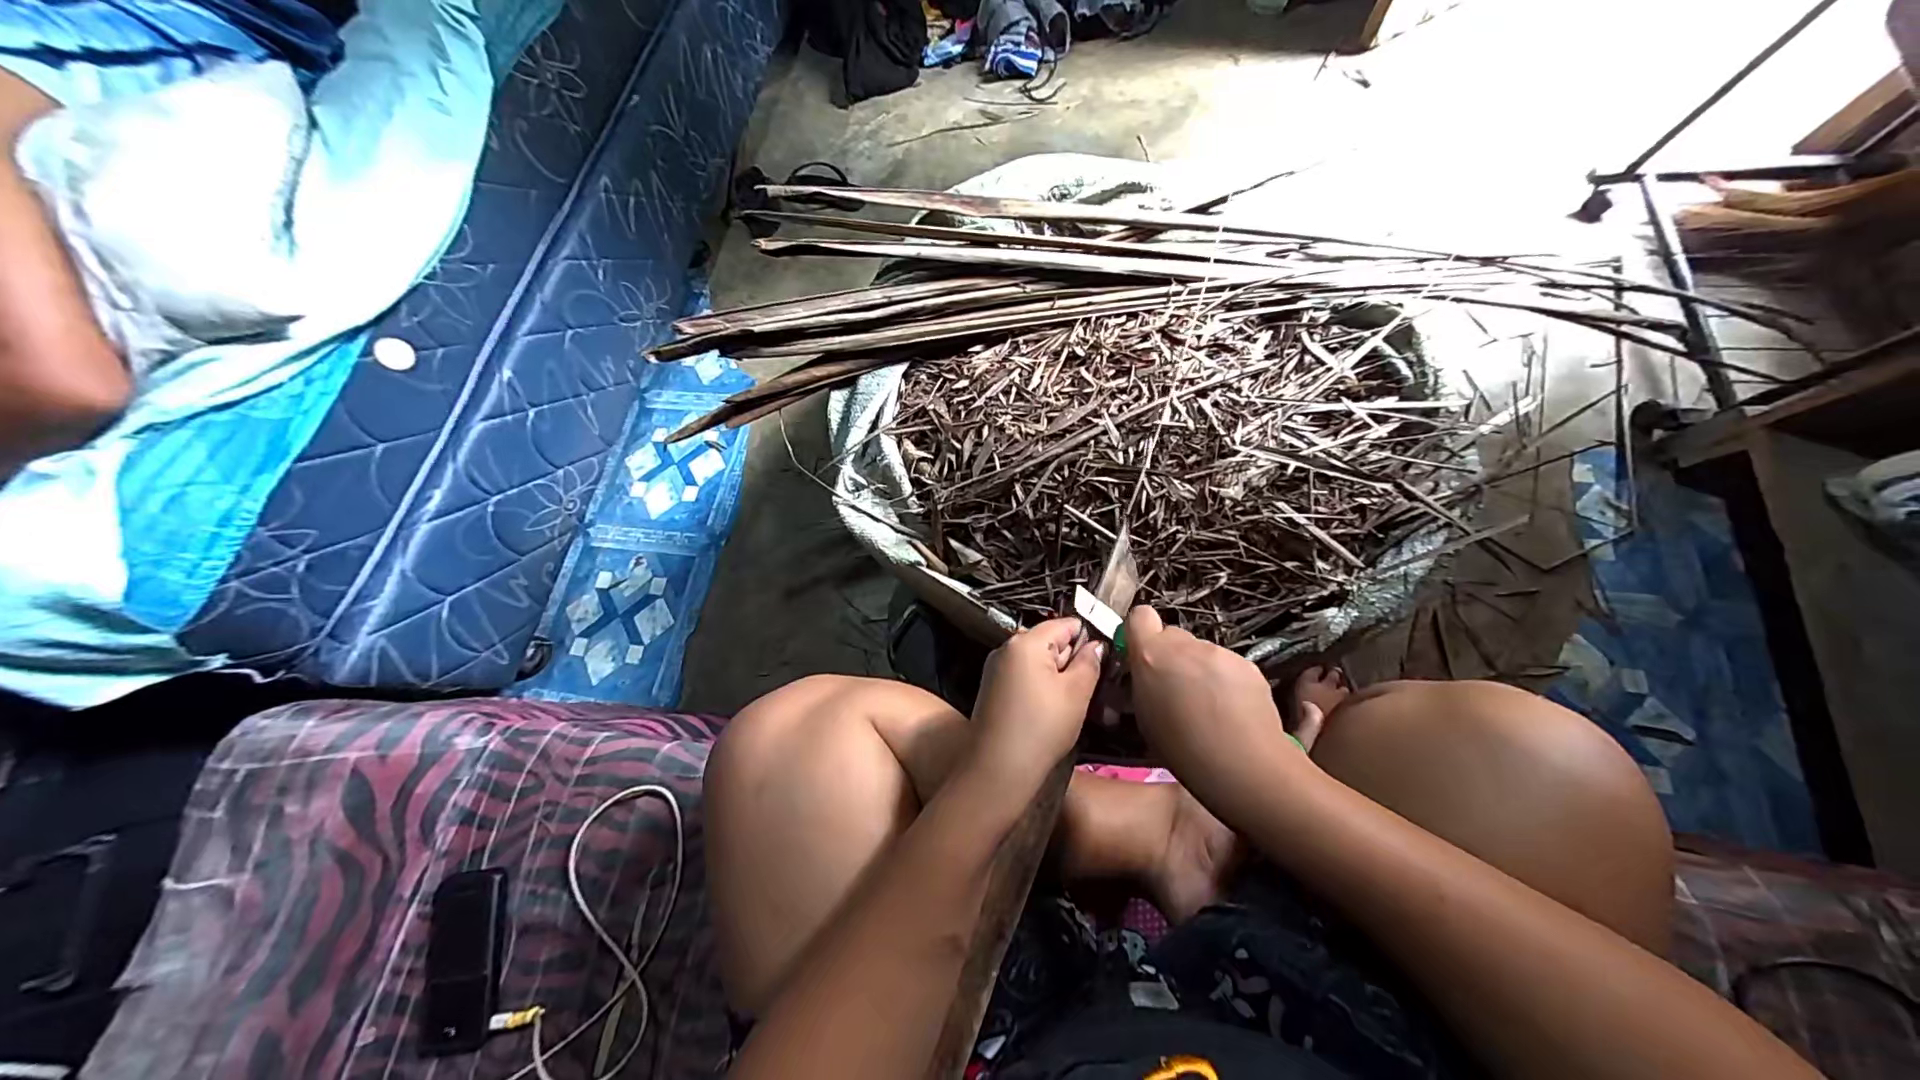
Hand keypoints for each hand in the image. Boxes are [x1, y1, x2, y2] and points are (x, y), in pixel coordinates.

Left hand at [970, 617, 1102, 785]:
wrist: (998, 769)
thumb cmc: (1042, 727)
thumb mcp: (1076, 693)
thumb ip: (1090, 662)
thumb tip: (1096, 644)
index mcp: (1025, 642)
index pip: (1064, 624)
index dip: (1087, 638)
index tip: (1103, 661)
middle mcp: (1006, 648)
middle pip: (1049, 642)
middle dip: (1071, 660)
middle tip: (1090, 688)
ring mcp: (996, 668)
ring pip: (1038, 662)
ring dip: (1058, 677)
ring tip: (1073, 703)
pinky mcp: (993, 689)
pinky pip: (1024, 677)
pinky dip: (1041, 688)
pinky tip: (1051, 711)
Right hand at [1124, 605, 1307, 813]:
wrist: (1240, 763)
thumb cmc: (1180, 748)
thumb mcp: (1144, 715)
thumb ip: (1143, 682)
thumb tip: (1147, 675)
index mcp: (1150, 655)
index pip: (1140, 615)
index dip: (1142, 632)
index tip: (1144, 654)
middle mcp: (1184, 645)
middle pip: (1173, 636)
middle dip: (1173, 656)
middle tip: (1178, 689)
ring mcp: (1218, 652)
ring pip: (1202, 652)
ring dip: (1201, 670)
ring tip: (1210, 706)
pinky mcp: (1247, 663)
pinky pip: (1228, 665)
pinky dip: (1227, 680)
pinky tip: (1232, 710)